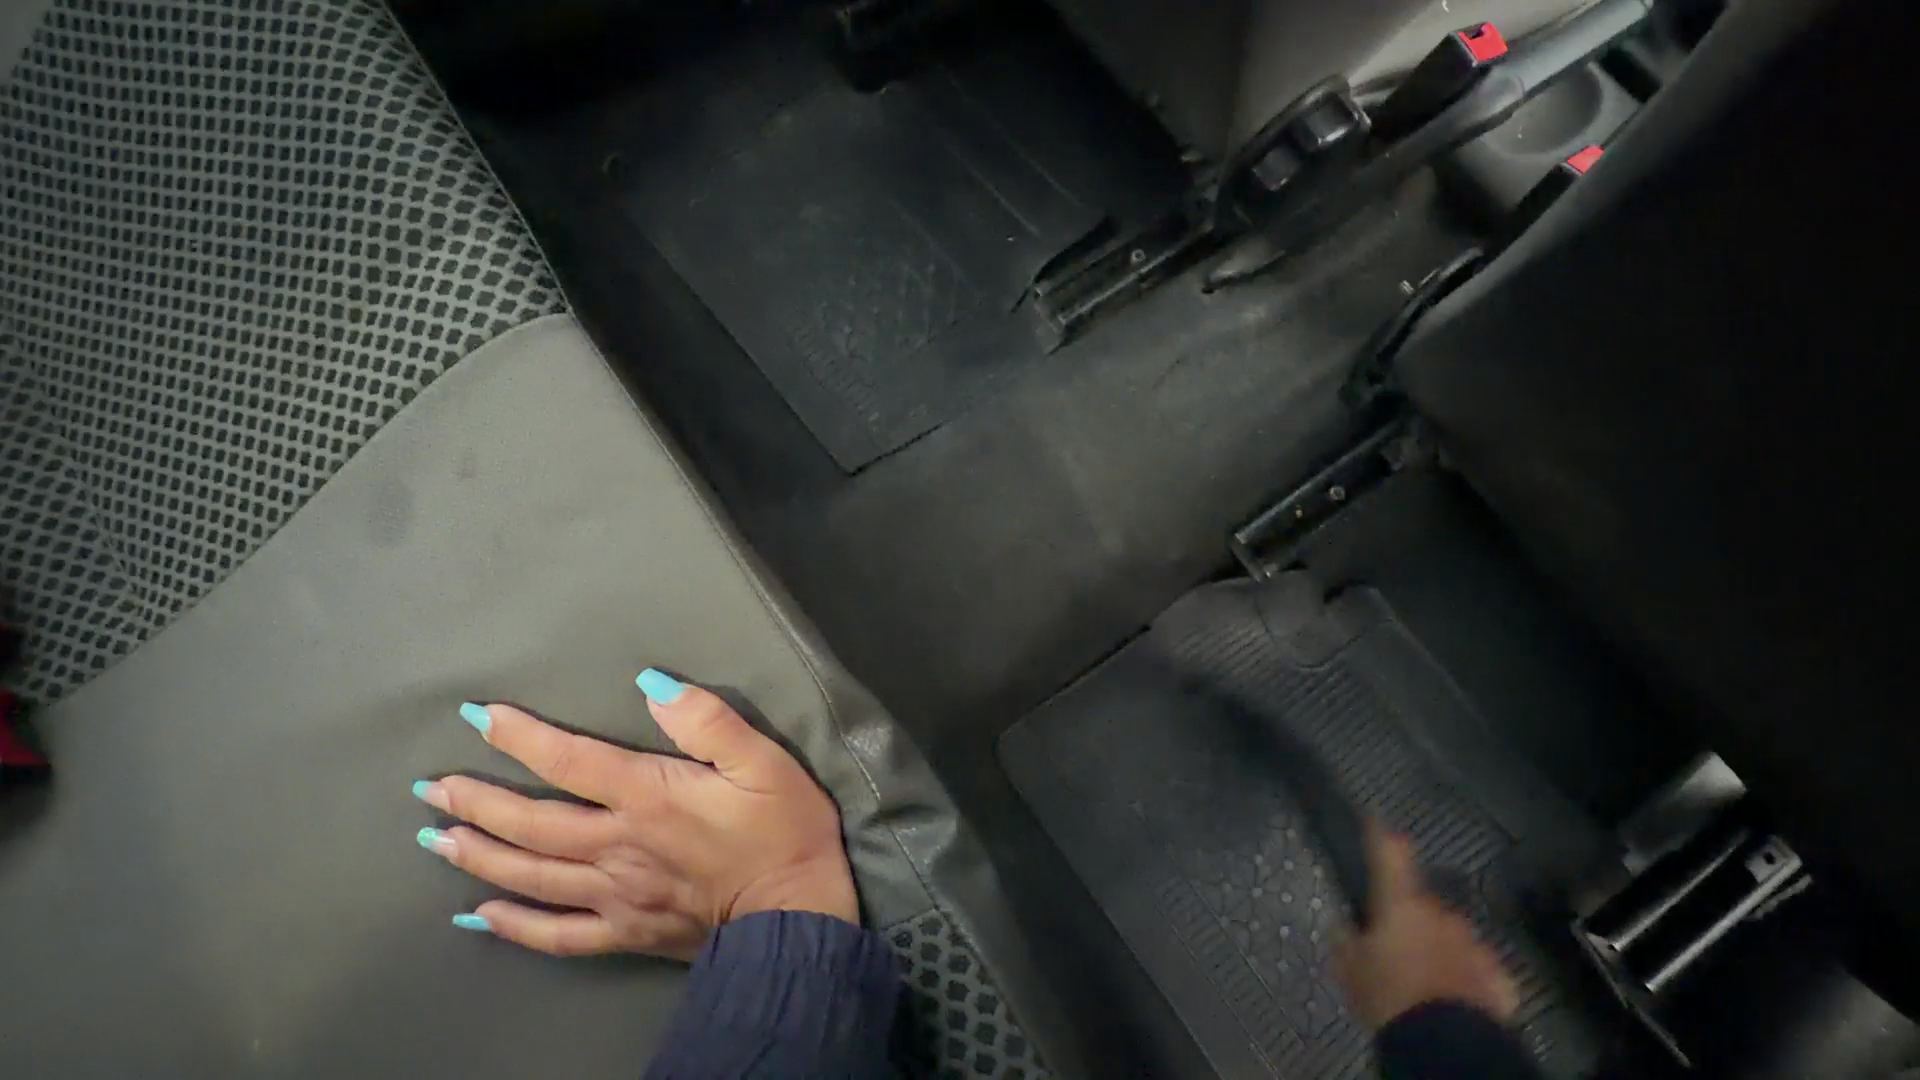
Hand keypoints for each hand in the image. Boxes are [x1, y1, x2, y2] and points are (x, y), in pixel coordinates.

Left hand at [412, 669, 858, 958]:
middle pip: (532, 822)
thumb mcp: (763, 760)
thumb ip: (709, 721)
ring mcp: (615, 895)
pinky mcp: (625, 932)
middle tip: (431, 787)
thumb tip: (653, 684)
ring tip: (435, 838)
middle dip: (478, 800)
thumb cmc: (784, 829)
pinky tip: (478, 917)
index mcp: (648, 798)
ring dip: (479, 854)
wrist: (796, 915)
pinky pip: (555, 935)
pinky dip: (512, 926)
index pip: (571, 761)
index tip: (477, 716)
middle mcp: (617, 846)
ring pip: (531, 875)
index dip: (523, 736)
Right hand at [1332, 825, 1518, 1029]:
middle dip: (1410, 920)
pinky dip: (1464, 976)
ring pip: (1451, 936)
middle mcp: (1441, 914)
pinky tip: (1452, 1000)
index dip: (1380, 834)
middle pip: (1421, 904)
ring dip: (1438, 948)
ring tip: (1424, 982)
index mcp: (1400, 903)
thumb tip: (1346, 925)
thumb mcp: (1347, 968)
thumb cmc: (1388, 997)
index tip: (1374, 820)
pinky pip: (1476, 967)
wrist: (1446, 1047)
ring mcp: (1475, 944)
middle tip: (1393, 948)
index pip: (1390, 852)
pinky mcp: (1500, 977)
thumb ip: (1344, 938)